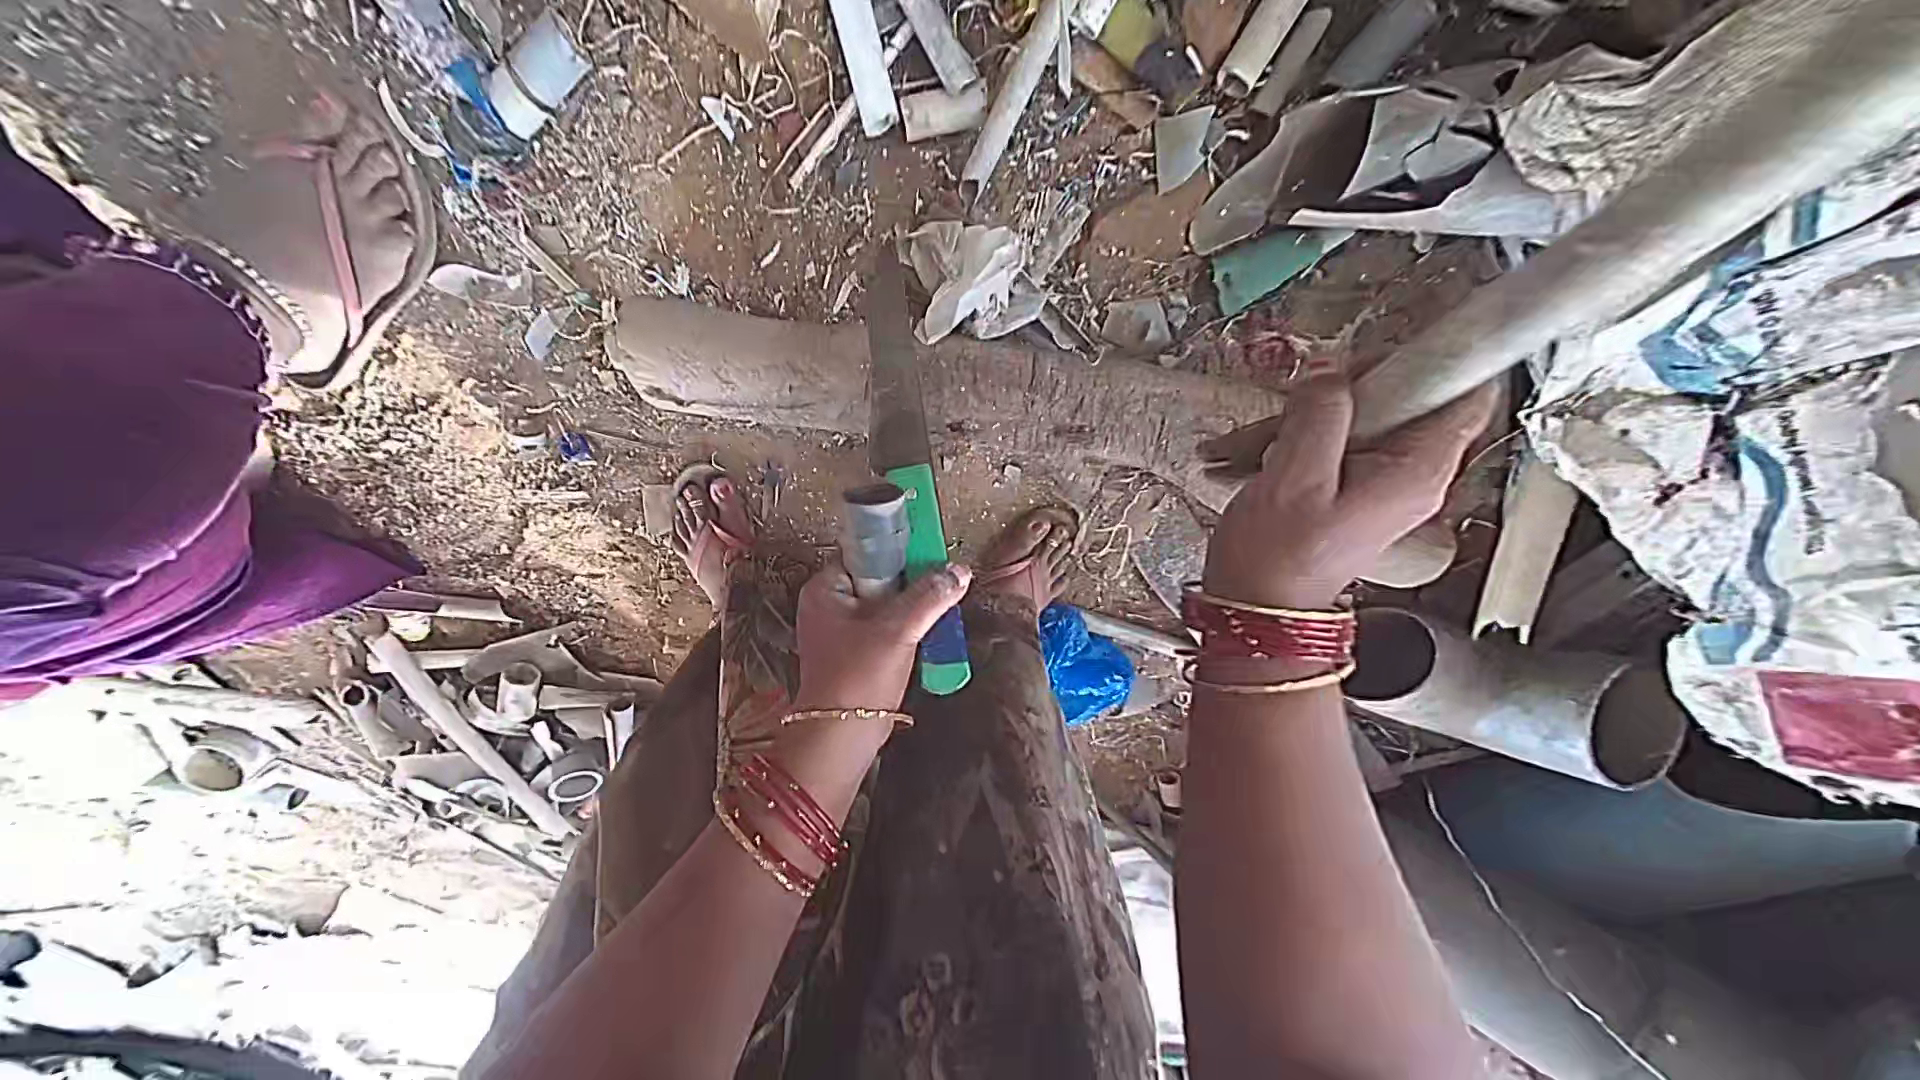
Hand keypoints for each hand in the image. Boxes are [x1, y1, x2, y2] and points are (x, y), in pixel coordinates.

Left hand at [791, 563, 971, 711]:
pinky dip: (906, 631)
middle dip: (911, 587)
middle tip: (940, 591)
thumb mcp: (898, 630)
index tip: (932, 562)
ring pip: (886, 605)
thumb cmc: (860, 677)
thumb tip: (960, 570)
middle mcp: (827, 605)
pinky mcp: (854, 653)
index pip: (867, 554)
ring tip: (937, 615)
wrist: (841, 739)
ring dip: (912, 611)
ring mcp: (840, 630)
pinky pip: (885, 628)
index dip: (900, 555)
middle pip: (879, 579)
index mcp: (825, 589)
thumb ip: (930, 596)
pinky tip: (926, 637)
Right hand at [1203, 373, 1496, 609]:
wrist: (1257, 607)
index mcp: (1416, 471)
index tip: (1376, 353)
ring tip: (1252, 444)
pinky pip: (1328, 442)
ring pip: (1353, 418)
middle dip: (1339, 393)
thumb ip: (1318, 417)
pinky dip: (1289, 441)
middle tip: (1294, 405)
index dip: (1428, 360)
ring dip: (1298, 421)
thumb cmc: (1278, 560)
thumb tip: (1329, 372)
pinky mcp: (1344, 485)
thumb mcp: (1294, 481)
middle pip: (1398, 399)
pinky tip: (1252, 456)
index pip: (1464, 393)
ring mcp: (1374, 479)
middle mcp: (1407, 473)